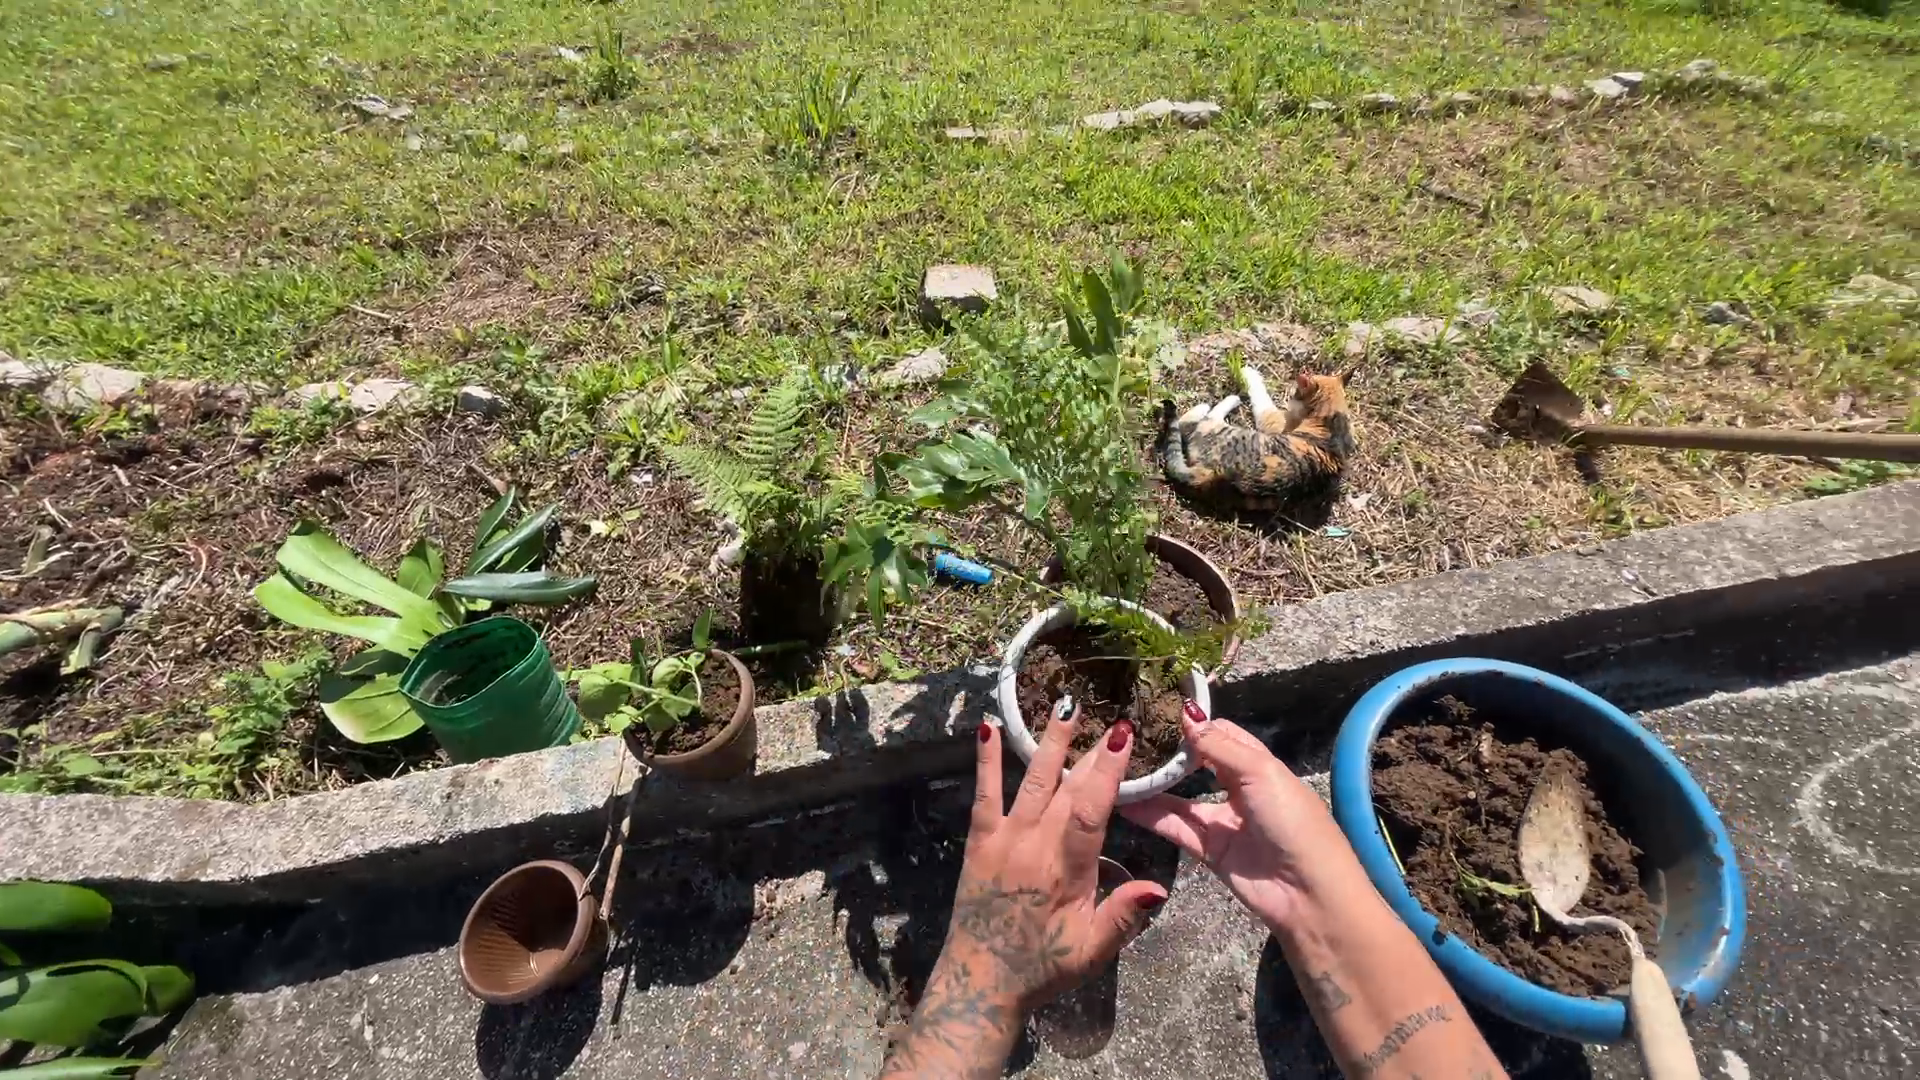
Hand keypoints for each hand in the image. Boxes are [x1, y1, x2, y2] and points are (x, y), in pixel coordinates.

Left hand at [947, 701, 1168, 1009]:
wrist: (980, 980)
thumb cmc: (1043, 965)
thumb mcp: (1091, 952)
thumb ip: (1124, 916)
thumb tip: (1161, 886)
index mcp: (1066, 869)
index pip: (1091, 808)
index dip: (1108, 770)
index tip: (1123, 736)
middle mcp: (1034, 843)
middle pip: (1066, 787)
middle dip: (1091, 751)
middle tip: (1110, 719)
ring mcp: (1004, 836)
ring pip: (1030, 779)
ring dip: (1049, 742)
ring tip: (1064, 705)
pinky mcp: (980, 838)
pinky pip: (984, 792)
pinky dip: (986, 759)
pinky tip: (985, 726)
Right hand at [1121, 704, 1363, 933]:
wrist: (1309, 895)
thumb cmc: (1292, 820)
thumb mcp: (1259, 772)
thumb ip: (1218, 745)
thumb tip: (1186, 712)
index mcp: (1258, 765)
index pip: (1220, 734)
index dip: (1194, 724)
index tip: (1159, 713)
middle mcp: (1238, 788)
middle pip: (1196, 763)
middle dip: (1167, 752)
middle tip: (1132, 739)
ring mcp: (1222, 820)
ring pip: (1180, 797)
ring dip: (1153, 785)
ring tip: (1118, 769)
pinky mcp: (1208, 849)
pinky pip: (1174, 826)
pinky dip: (1150, 815)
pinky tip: (1124, 802)